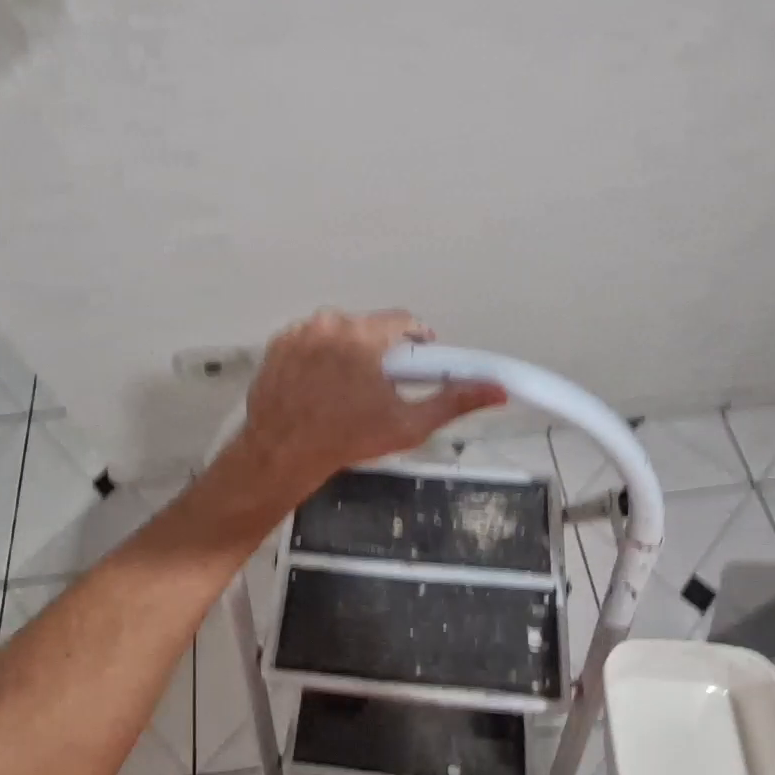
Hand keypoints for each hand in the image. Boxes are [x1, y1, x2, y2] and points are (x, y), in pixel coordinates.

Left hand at [232, 309, 508, 495]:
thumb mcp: (408, 424)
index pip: (403, 320)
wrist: (281, 454)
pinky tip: (320, 385)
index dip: (416, 339)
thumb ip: (454, 401)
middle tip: (381, 383)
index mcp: (364, 335)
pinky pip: (309, 340)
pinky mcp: (277, 344)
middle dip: (380, 348)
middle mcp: (330, 323)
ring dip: (348, 349)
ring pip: (338, 331)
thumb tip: (497, 389)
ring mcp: (299, 331)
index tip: (419, 360)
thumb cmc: (348, 439)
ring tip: (348, 387)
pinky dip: (318, 355)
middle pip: (369, 326)